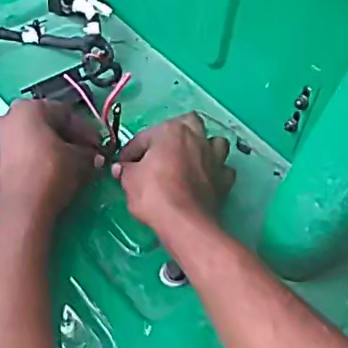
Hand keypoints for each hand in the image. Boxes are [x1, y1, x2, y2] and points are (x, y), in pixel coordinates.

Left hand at [0, 99, 104, 231]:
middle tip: (87, 154)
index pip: (65, 113)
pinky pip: (22, 155)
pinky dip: (37, 160)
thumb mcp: (80, 160)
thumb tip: (94, 155)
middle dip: (68, 139)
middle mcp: (8, 118)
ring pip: (33, 140)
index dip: (86, 130)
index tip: (99, 144)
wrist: (21, 210)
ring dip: (53, 149)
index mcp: (28, 108)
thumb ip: (89, 152)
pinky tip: (52, 173)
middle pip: (46, 125)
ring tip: (71, 165)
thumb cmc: (51, 173)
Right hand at [112, 113, 234, 234]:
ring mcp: (215, 158)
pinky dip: (214, 173)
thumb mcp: (130, 180)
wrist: (184, 222)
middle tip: (161, 153)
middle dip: (174, 135)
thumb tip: (122, 168)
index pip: (144, 137)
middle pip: (188, 125)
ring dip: (202, 148)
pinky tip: (204, 181)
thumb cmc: (154, 194)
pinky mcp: (225, 180)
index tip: (123, 165)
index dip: (130, 152)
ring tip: (189, 162)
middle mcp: (197, 138)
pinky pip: (222, 170)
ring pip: (213, 143)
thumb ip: (126, 170)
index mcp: (171, 131)